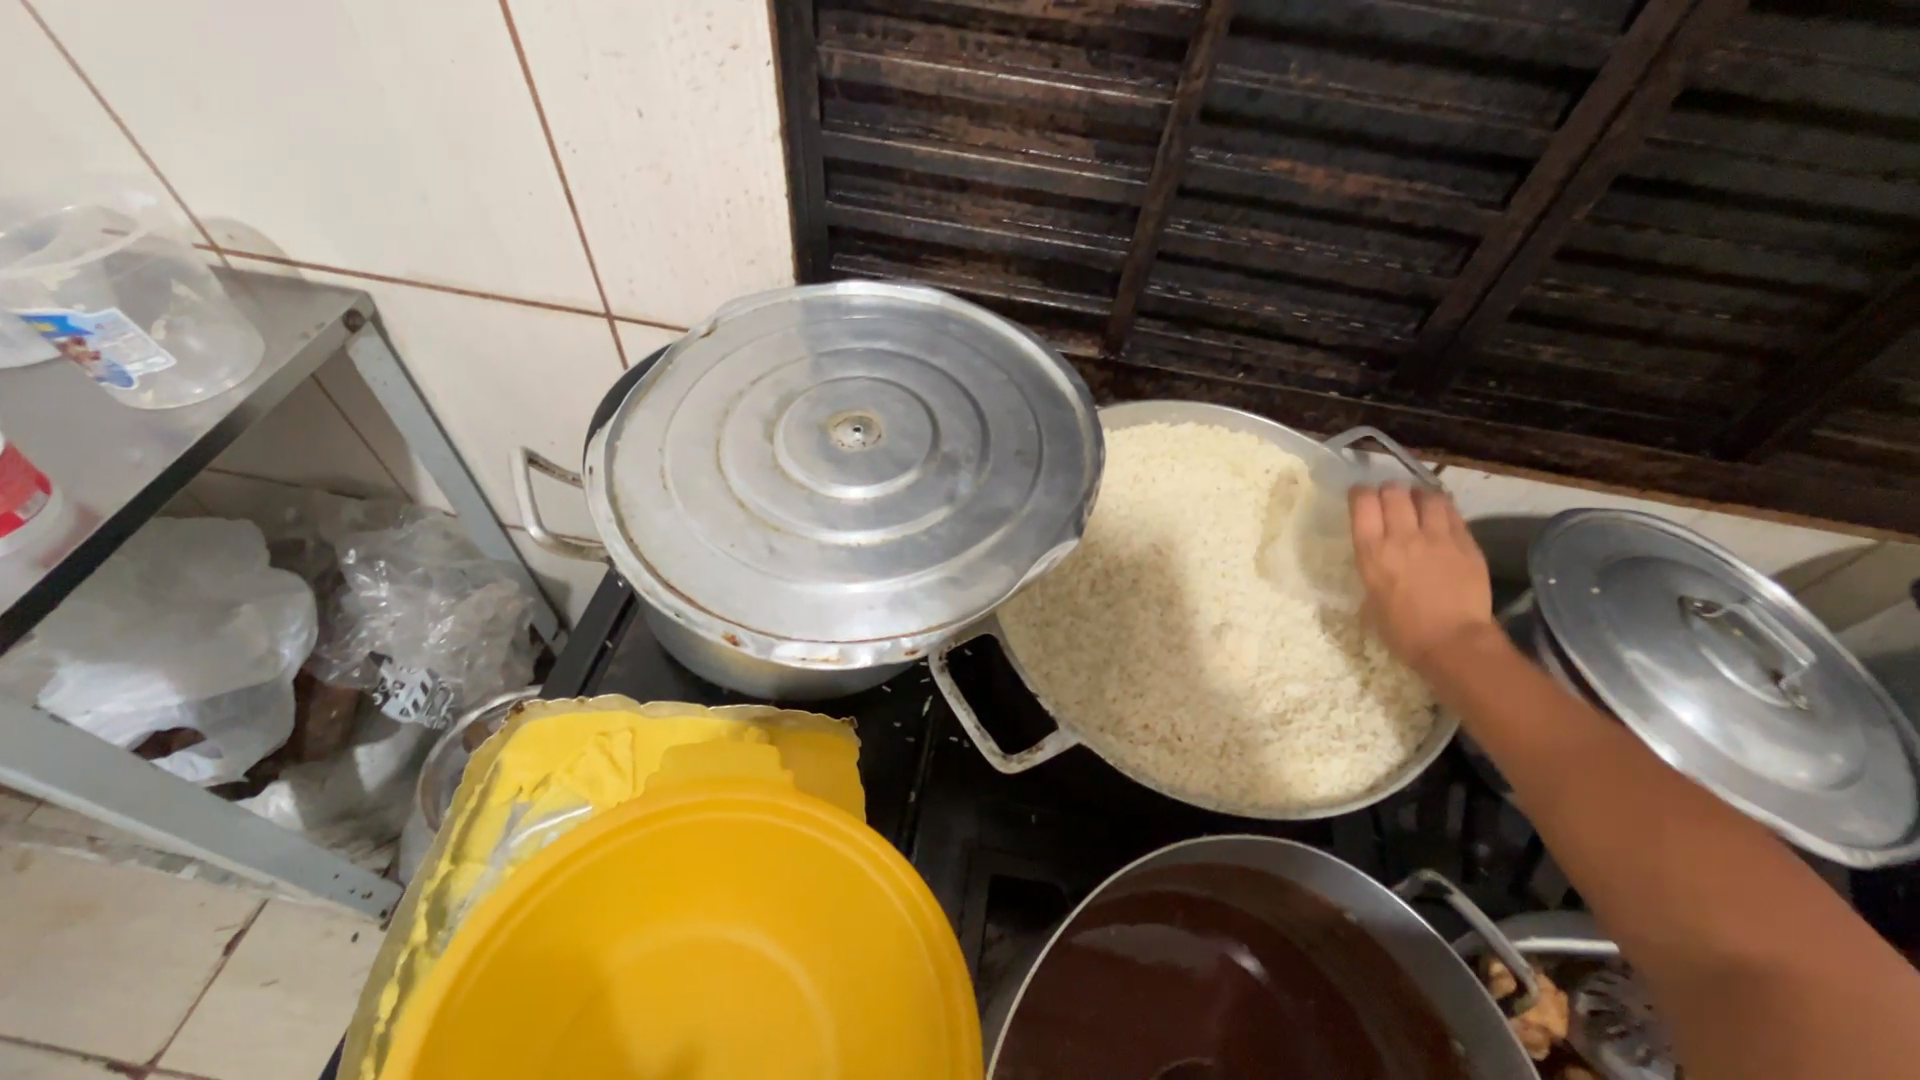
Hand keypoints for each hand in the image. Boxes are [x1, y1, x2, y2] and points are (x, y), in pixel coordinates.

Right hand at [1349, 484, 1496, 670]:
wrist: (1453, 643)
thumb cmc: (1402, 631)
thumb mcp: (1371, 597)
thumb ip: (1373, 567)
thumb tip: (1378, 556)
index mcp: (1372, 552)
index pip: (1363, 502)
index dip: (1360, 494)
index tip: (1361, 497)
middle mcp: (1403, 536)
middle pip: (1394, 492)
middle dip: (1389, 490)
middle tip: (1390, 499)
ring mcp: (1438, 537)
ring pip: (1427, 496)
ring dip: (1418, 495)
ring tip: (1418, 503)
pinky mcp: (1466, 542)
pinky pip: (1452, 513)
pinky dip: (1442, 509)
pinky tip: (1440, 517)